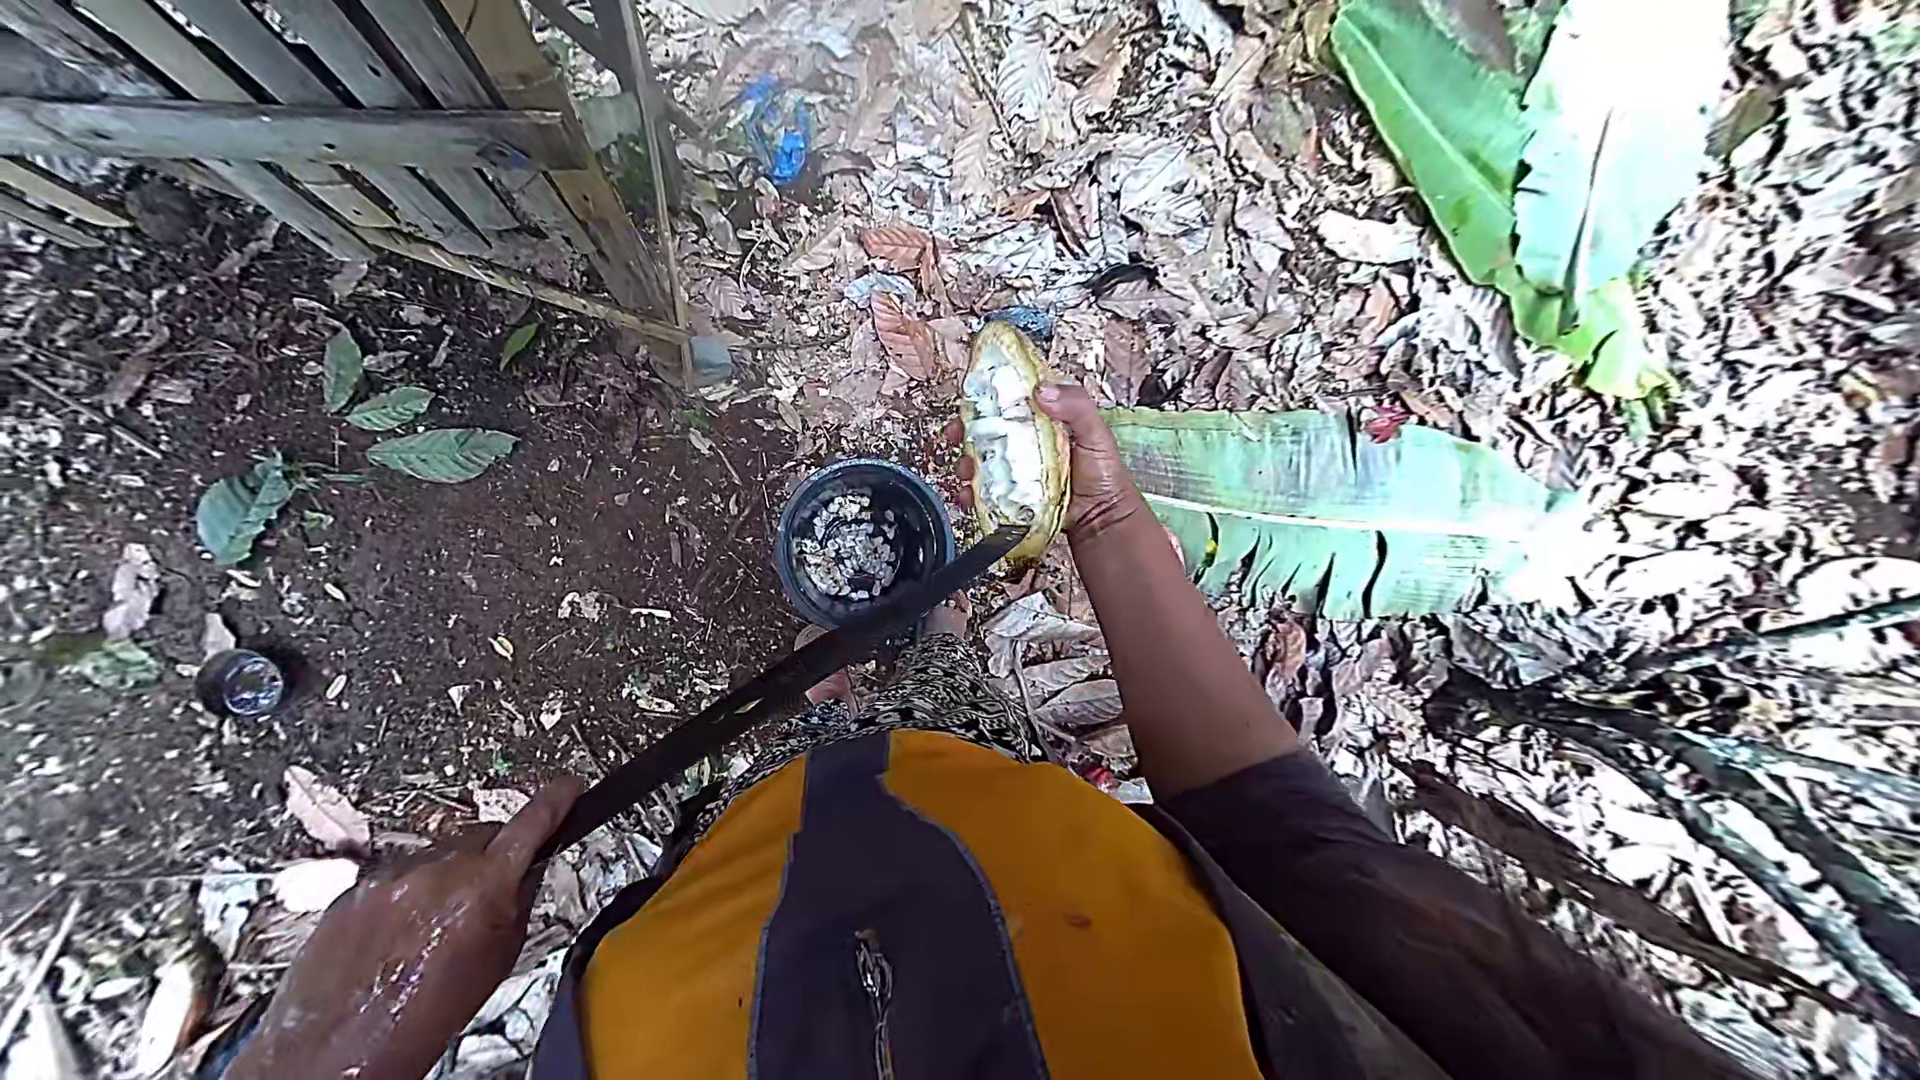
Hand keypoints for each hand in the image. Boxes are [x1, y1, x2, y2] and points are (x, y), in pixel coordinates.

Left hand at [230, 778, 583, 1079]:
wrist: (332, 1060)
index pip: (532, 823)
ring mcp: (389, 878)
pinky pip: (399, 873)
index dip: (557, 799)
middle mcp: (435, 872)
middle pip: (484, 833)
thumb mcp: (502, 954)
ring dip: (449, 874)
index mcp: (482, 888)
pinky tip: (400, 932)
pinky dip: (409, 892)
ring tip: (433, 925)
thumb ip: (520, 897)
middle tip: (487, 893)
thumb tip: (530, 864)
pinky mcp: (353, 891)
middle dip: (494, 853)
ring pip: (440, 852)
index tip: (569, 786)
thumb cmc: (423, 1018)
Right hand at [950, 384, 1147, 544]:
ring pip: (980, 462)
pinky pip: (984, 493)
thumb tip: (1040, 391)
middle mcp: (1024, 442)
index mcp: (1041, 419)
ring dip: (965, 464)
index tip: (969, 401)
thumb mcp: (1095, 430)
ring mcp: (1015, 470)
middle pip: (985, 431)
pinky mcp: (1011, 496)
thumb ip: (1075, 405)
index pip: (1008, 402)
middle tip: (957, 435)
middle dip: (964, 432)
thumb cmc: (1102, 472)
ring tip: (965, 471)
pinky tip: (968, 496)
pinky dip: (970, 494)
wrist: (1102, 518)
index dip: (984, 398)